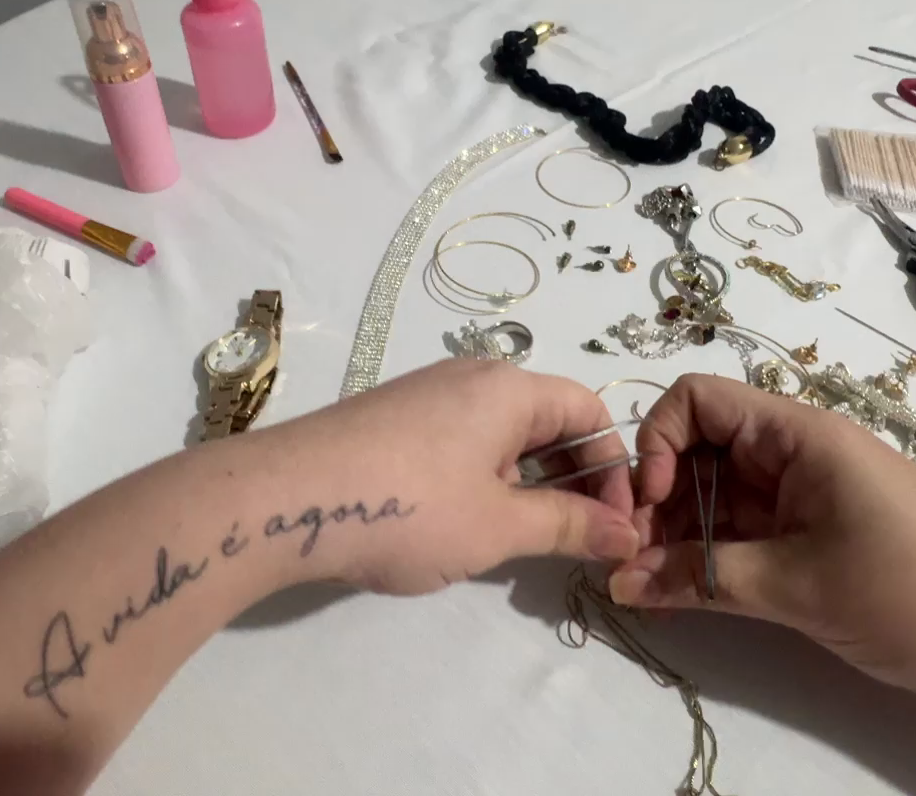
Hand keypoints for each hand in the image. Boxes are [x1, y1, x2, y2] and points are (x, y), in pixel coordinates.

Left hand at [255, 360, 640, 595]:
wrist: (287, 497)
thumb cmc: (409, 507)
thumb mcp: (498, 525)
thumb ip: (568, 525)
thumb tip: (628, 532)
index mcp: (508, 387)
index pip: (586, 410)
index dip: (612, 466)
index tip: (615, 525)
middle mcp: (469, 377)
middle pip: (544, 418)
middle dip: (570, 476)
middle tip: (573, 537)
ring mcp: (426, 394)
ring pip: (500, 432)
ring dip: (524, 480)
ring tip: (517, 534)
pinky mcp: (394, 417)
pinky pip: (460, 437)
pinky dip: (481, 474)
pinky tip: (460, 517)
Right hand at [611, 374, 915, 696]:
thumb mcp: (800, 588)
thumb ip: (702, 580)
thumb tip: (618, 583)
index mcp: (796, 434)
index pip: (698, 399)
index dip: (659, 440)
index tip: (652, 504)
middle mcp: (789, 451)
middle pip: (696, 449)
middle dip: (657, 497)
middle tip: (631, 558)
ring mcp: (797, 491)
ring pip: (712, 493)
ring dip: (675, 533)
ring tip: (646, 584)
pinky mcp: (806, 529)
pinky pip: (738, 527)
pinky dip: (706, 554)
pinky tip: (679, 589)